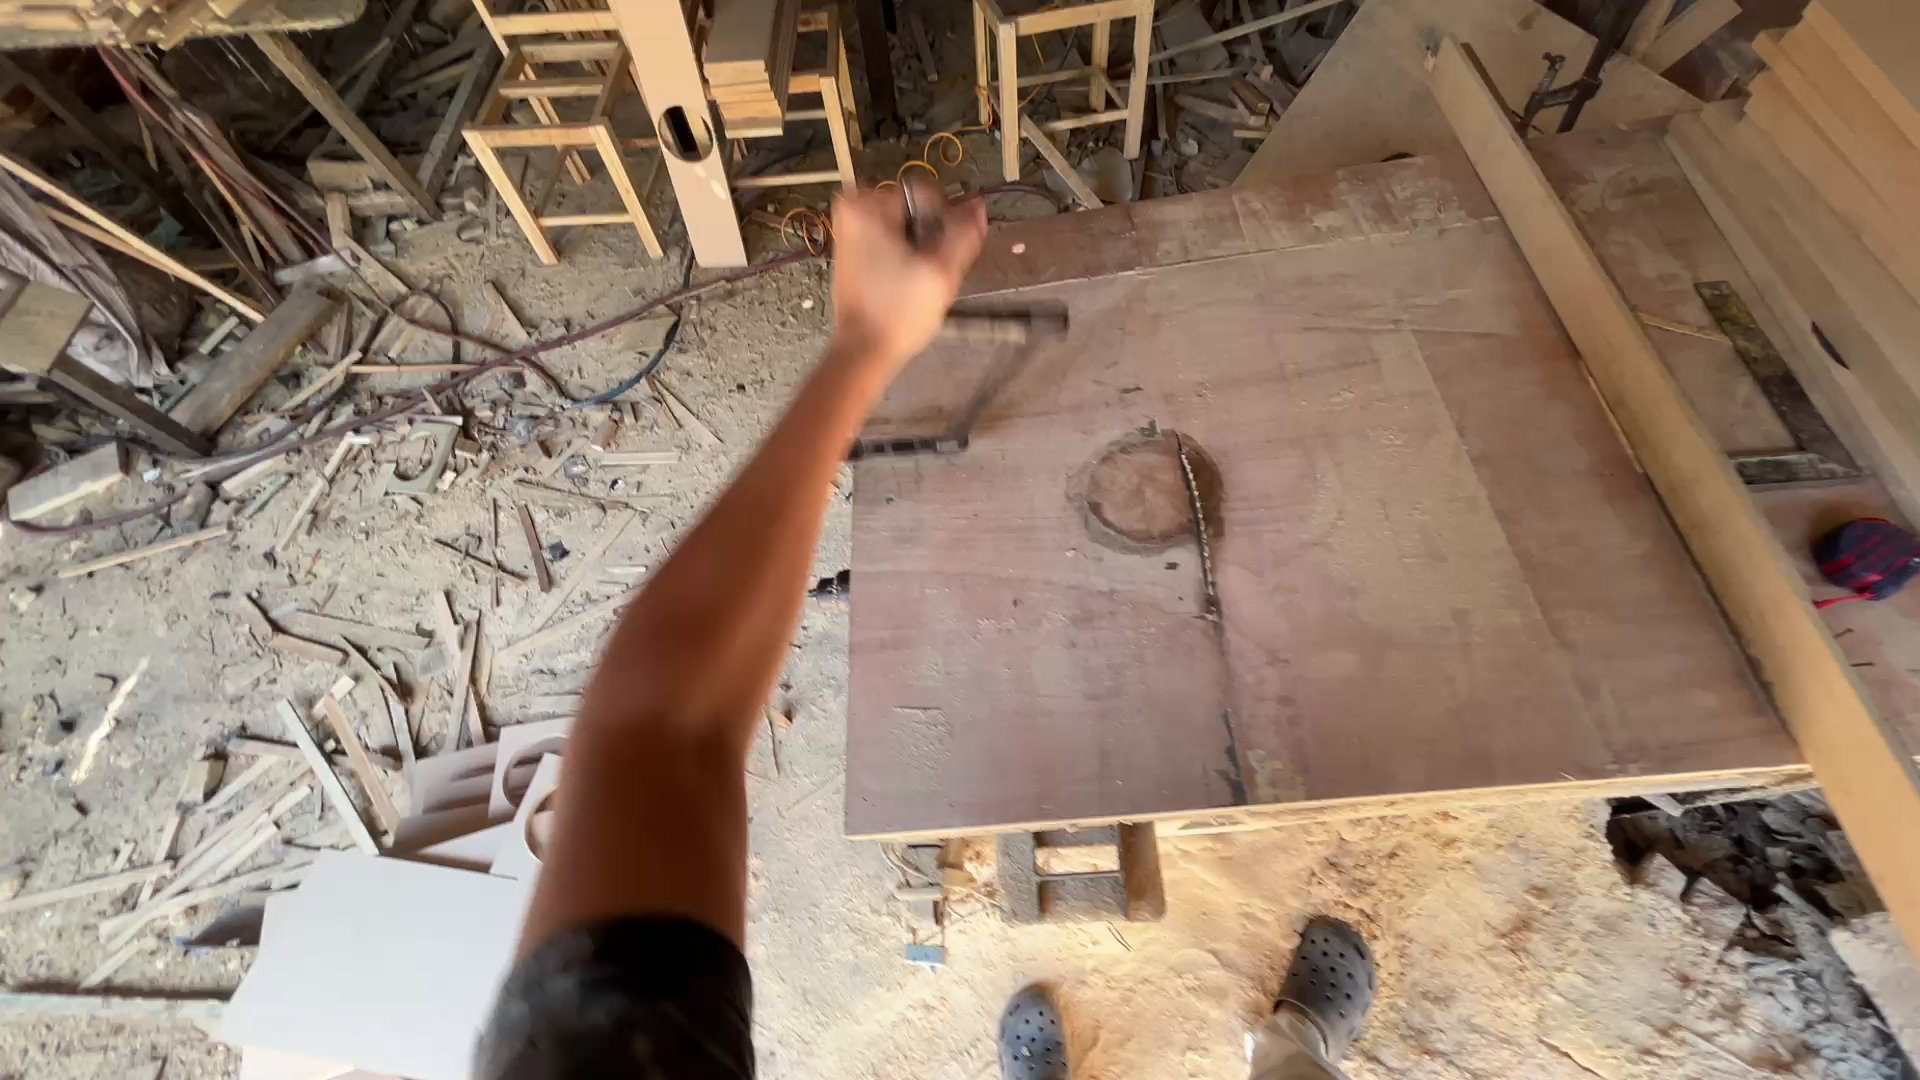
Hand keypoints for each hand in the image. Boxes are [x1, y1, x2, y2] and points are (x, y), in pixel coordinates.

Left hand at [828, 181, 987, 372]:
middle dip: (931, 239)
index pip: (928, 194)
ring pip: (906, 228)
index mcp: (867, 203)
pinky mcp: (851, 251)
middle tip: (931, 274)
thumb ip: (964, 232)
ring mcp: (849, 230)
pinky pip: (891, 242)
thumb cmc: (900, 312)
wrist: (863, 350)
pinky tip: (906, 284)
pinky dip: (904, 258)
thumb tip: (978, 205)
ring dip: (920, 250)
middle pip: (915, 211)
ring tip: (918, 282)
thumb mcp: (942, 271)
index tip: (942, 257)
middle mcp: (852, 207)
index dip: (945, 225)